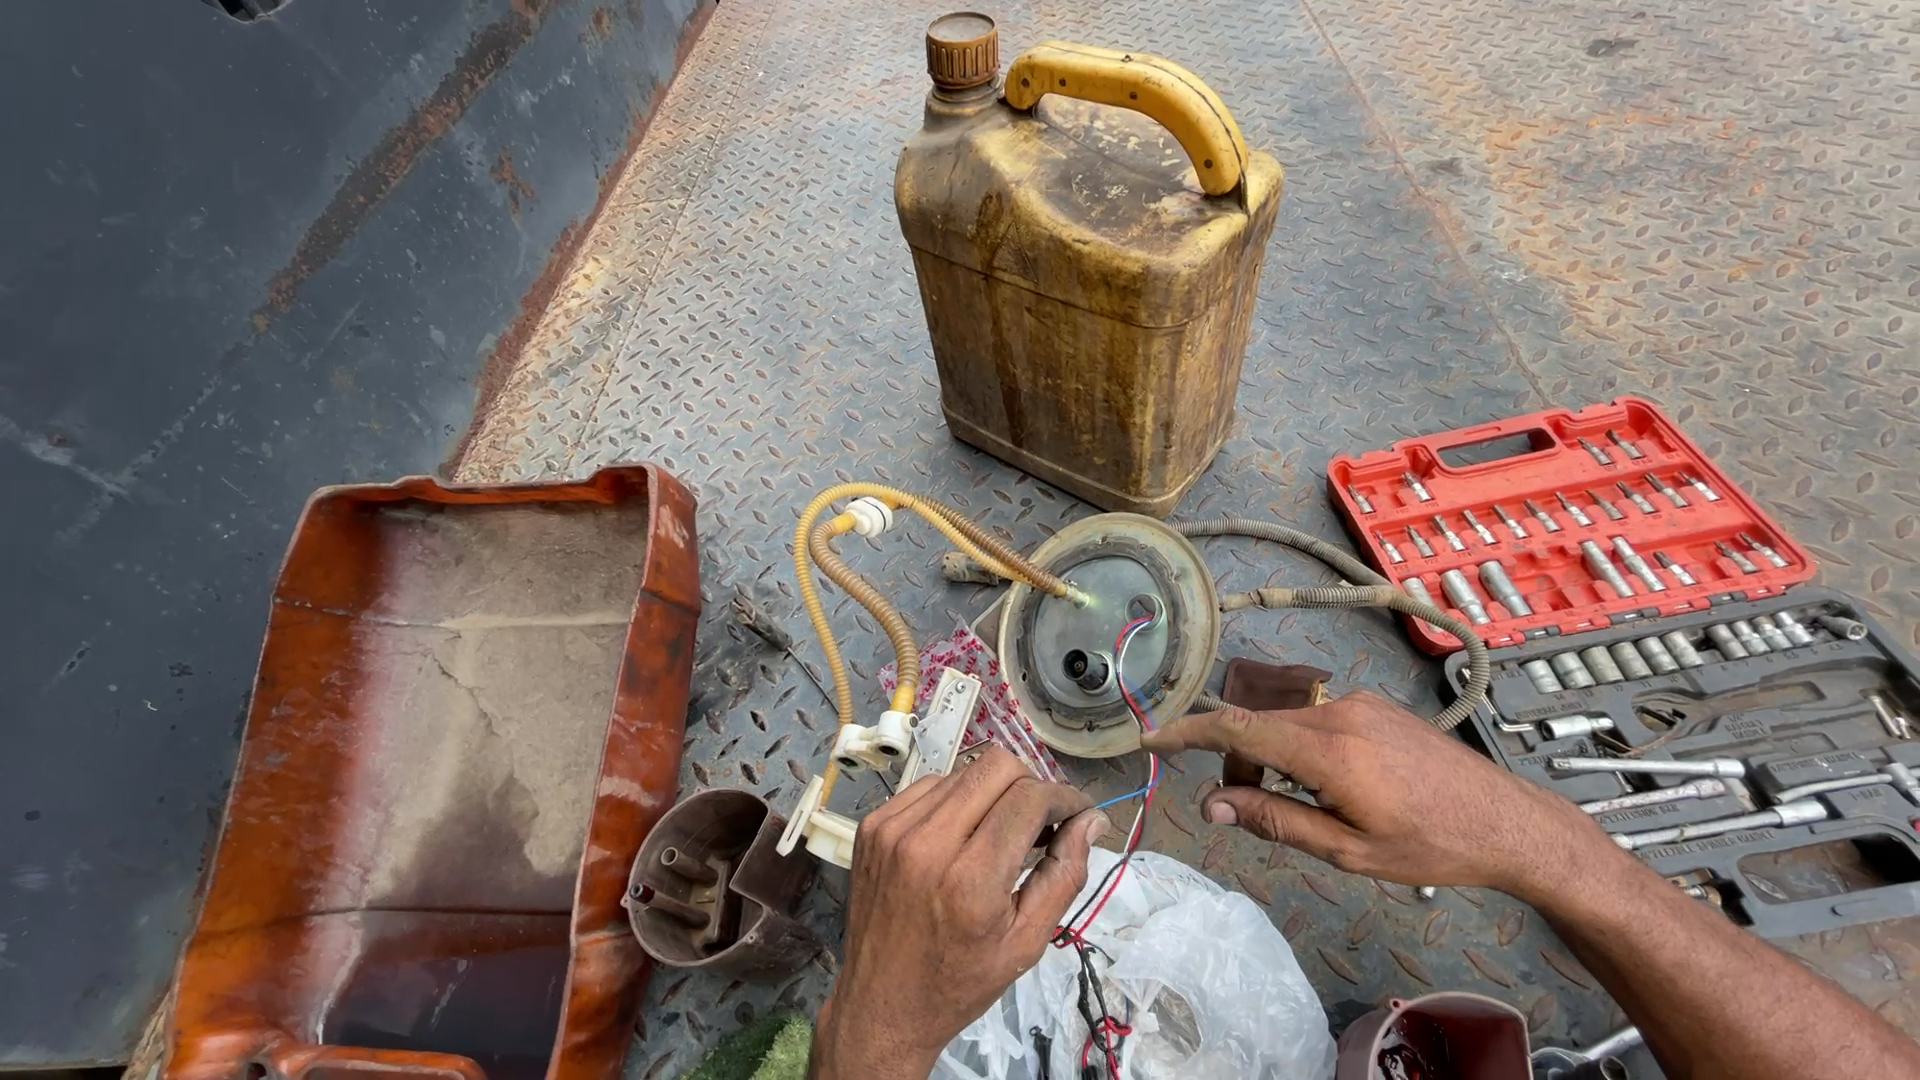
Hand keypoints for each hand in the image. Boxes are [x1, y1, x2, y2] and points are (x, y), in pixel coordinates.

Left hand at [810, 747, 1106, 1079]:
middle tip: (1041, 822)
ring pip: (965, 771)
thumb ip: (1065, 875)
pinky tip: (961, 837)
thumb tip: (1093, 820)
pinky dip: (956, 801)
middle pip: (997, 765)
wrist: (880, 1004)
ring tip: (1000, 833)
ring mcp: (893, 828)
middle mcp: (928, 842)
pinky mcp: (873, 823)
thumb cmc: (960, 982)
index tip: (1078, 814)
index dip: (1064, 797)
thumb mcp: (1026, 942)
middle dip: (1031, 785)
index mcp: (970, 880)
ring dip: (993, 793)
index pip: (1029, 798)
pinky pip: (931, 785)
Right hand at [1138, 691, 1619, 899]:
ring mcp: (1357, 703)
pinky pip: (1313, 718)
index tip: (1150, 739)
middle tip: (1245, 807)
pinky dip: (1298, 746)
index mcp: (1327, 750)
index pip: (1235, 729)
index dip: (1186, 732)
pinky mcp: (1373, 704)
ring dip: (1269, 756)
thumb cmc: (1431, 846)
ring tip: (1300, 801)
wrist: (1511, 821)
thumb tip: (1212, 805)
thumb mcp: (1348, 850)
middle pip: (1256, 726)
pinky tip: (1330, 781)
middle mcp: (1336, 712)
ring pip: (1284, 722)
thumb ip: (1274, 820)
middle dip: (1236, 762)